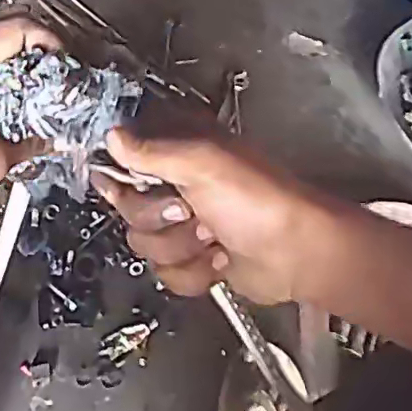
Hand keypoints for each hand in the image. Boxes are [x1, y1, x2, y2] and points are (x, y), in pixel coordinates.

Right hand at [90, 127, 359, 304]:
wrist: (298, 253)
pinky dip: (194, 272)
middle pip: (126, 208)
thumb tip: (112, 138)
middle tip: (190, 211)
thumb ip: (150, 150)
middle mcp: (174, 185)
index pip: (122, 158)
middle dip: (159, 218)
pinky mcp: (192, 257)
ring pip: (144, 244)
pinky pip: (165, 272)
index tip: (138, 186)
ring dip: (181, 247)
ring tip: (212, 235)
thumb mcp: (202, 163)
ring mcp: (182, 223)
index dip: (121, 177)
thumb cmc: (260, 201)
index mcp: (175, 152)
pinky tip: (219, 257)